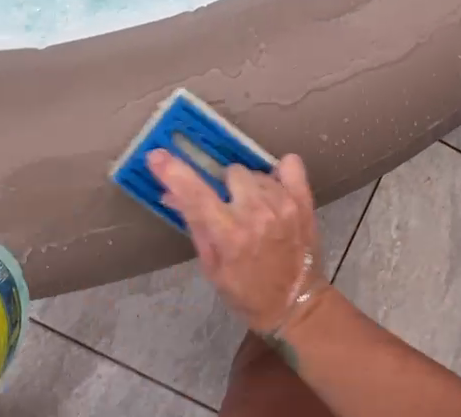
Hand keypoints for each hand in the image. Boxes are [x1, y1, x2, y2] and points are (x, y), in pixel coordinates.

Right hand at [149, 149, 324, 335]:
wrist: (296, 305)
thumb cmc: (247, 292)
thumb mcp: (213, 267)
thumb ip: (195, 226)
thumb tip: (170, 194)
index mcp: (230, 235)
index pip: (195, 194)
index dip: (174, 172)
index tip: (157, 156)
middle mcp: (257, 212)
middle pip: (231, 173)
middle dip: (227, 189)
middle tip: (231, 211)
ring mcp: (283, 203)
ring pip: (256, 172)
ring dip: (251, 187)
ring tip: (256, 212)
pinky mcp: (304, 200)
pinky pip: (290, 164)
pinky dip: (280, 174)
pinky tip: (276, 192)